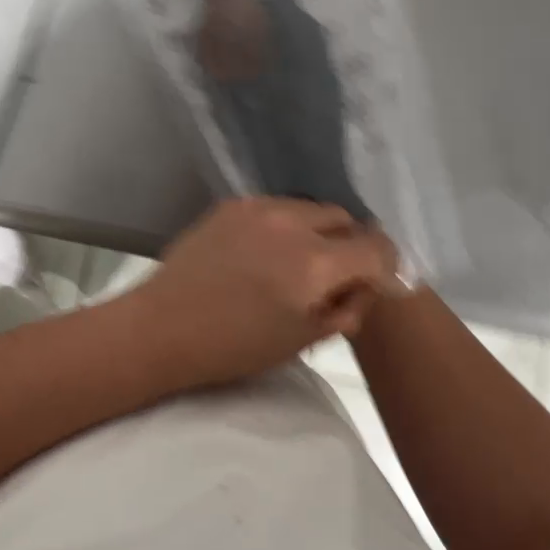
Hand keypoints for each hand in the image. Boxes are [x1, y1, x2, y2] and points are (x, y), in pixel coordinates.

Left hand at [122, 197, 401, 388]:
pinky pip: (277, 206)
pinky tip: (266, 251)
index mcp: (315, 264)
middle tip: (336, 275)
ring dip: (317, 230)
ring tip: (297, 261)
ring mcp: (259, 208)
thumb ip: (345, 308)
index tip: (377, 280)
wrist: (163, 327)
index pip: (376, 248)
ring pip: (310, 207)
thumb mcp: (302, 339)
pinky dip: (285, 224)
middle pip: (345, 219)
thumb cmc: (234, 346)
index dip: (386, 264)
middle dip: (350, 244)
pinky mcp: (232, 204)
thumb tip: (366, 286)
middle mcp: (292, 223)